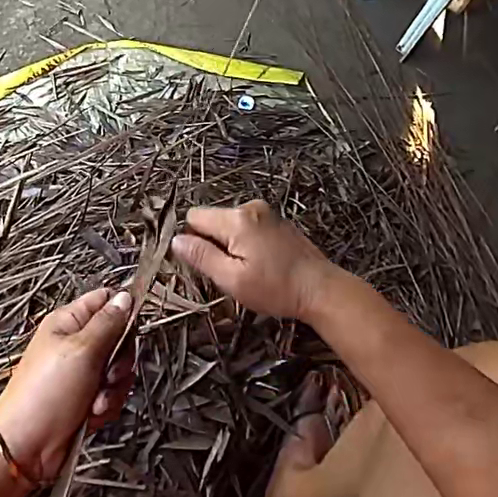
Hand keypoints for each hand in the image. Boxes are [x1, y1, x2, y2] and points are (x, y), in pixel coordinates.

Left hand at [0, 288, 137, 482]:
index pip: (106, 300)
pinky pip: (113, 394)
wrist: (26, 448)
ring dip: (114, 387)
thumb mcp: (82, 349)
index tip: (126, 331)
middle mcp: (75, 344)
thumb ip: (108, 322)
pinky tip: (92, 412)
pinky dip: (107, 405)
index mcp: (68, 322)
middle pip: (120, 337)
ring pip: (120, 369)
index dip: (123, 312)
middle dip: (120, 359)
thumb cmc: (41, 396)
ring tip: (95, 397)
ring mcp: (81, 372)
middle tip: (107, 371)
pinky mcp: (86, 397)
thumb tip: (125, 297)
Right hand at [171, 201, 341, 321]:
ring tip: (248, 270)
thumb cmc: (276, 288)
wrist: (321, 289)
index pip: (194, 217)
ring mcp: (266, 212)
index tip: (205, 263)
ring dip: (230, 244)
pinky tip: (262, 263)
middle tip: (229, 271)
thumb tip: (176, 240)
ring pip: (230, 224)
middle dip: (213, 243)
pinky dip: (247, 242)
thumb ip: (202, 257)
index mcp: (236, 219)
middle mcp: (250, 207)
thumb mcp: (232, 280)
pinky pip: (248, 226)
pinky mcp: (277, 221)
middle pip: (212, 219)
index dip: (193, 240)